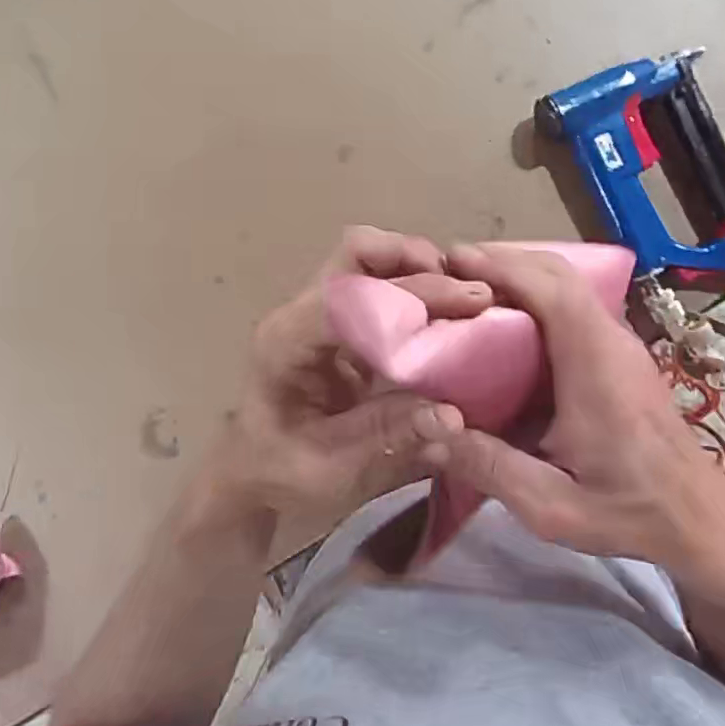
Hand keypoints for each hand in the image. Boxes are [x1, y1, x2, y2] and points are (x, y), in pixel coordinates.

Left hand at [198, 227, 488, 526]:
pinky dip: (419, 289)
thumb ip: (388, 439)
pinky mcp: (342, 323)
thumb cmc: (280, 472)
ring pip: (372, 260)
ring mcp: (321, 313)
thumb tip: (454, 416)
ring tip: (468, 301)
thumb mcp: (331, 470)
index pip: (351, 296)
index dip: (408, 293)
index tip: (466, 308)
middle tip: (470, 296)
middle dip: (417, 261)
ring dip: (421, 269)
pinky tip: (451, 316)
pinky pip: (381, 286)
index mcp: (287, 341)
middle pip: (358, 253)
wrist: (254, 471)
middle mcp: (303, 313)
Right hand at [426, 244, 724, 601]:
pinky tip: (505, 317)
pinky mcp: (619, 356)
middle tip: (450, 268)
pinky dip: (535, 293)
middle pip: (559, 273)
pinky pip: (573, 305)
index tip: (452, 259)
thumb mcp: (552, 506)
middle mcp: (612, 341)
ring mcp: (620, 345)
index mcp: (596, 365)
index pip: (550, 289)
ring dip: (520, 273)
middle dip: (504, 259)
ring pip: (568, 285)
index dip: (501, 265)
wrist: (701, 523)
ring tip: (470, 285)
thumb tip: (430, 431)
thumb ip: (490, 467)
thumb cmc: (630, 513)